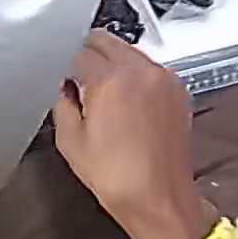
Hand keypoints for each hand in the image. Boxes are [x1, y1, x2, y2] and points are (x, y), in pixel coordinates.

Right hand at [52, 30, 215, 238]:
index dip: (64, 66)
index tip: (60, 80)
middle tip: (76, 80)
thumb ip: (62, 103)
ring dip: (111, 64)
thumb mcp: (69, 140)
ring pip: (129, 52)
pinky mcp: (178, 90)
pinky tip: (123, 105)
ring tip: (101, 97)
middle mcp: (142, 71)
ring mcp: (164, 78)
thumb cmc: (117, 176)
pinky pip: (148, 70)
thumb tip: (65, 89)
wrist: (157, 197)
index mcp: (111, 79)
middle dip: (88, 55)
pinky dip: (132, 77)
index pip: (79, 51)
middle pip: (107, 41)